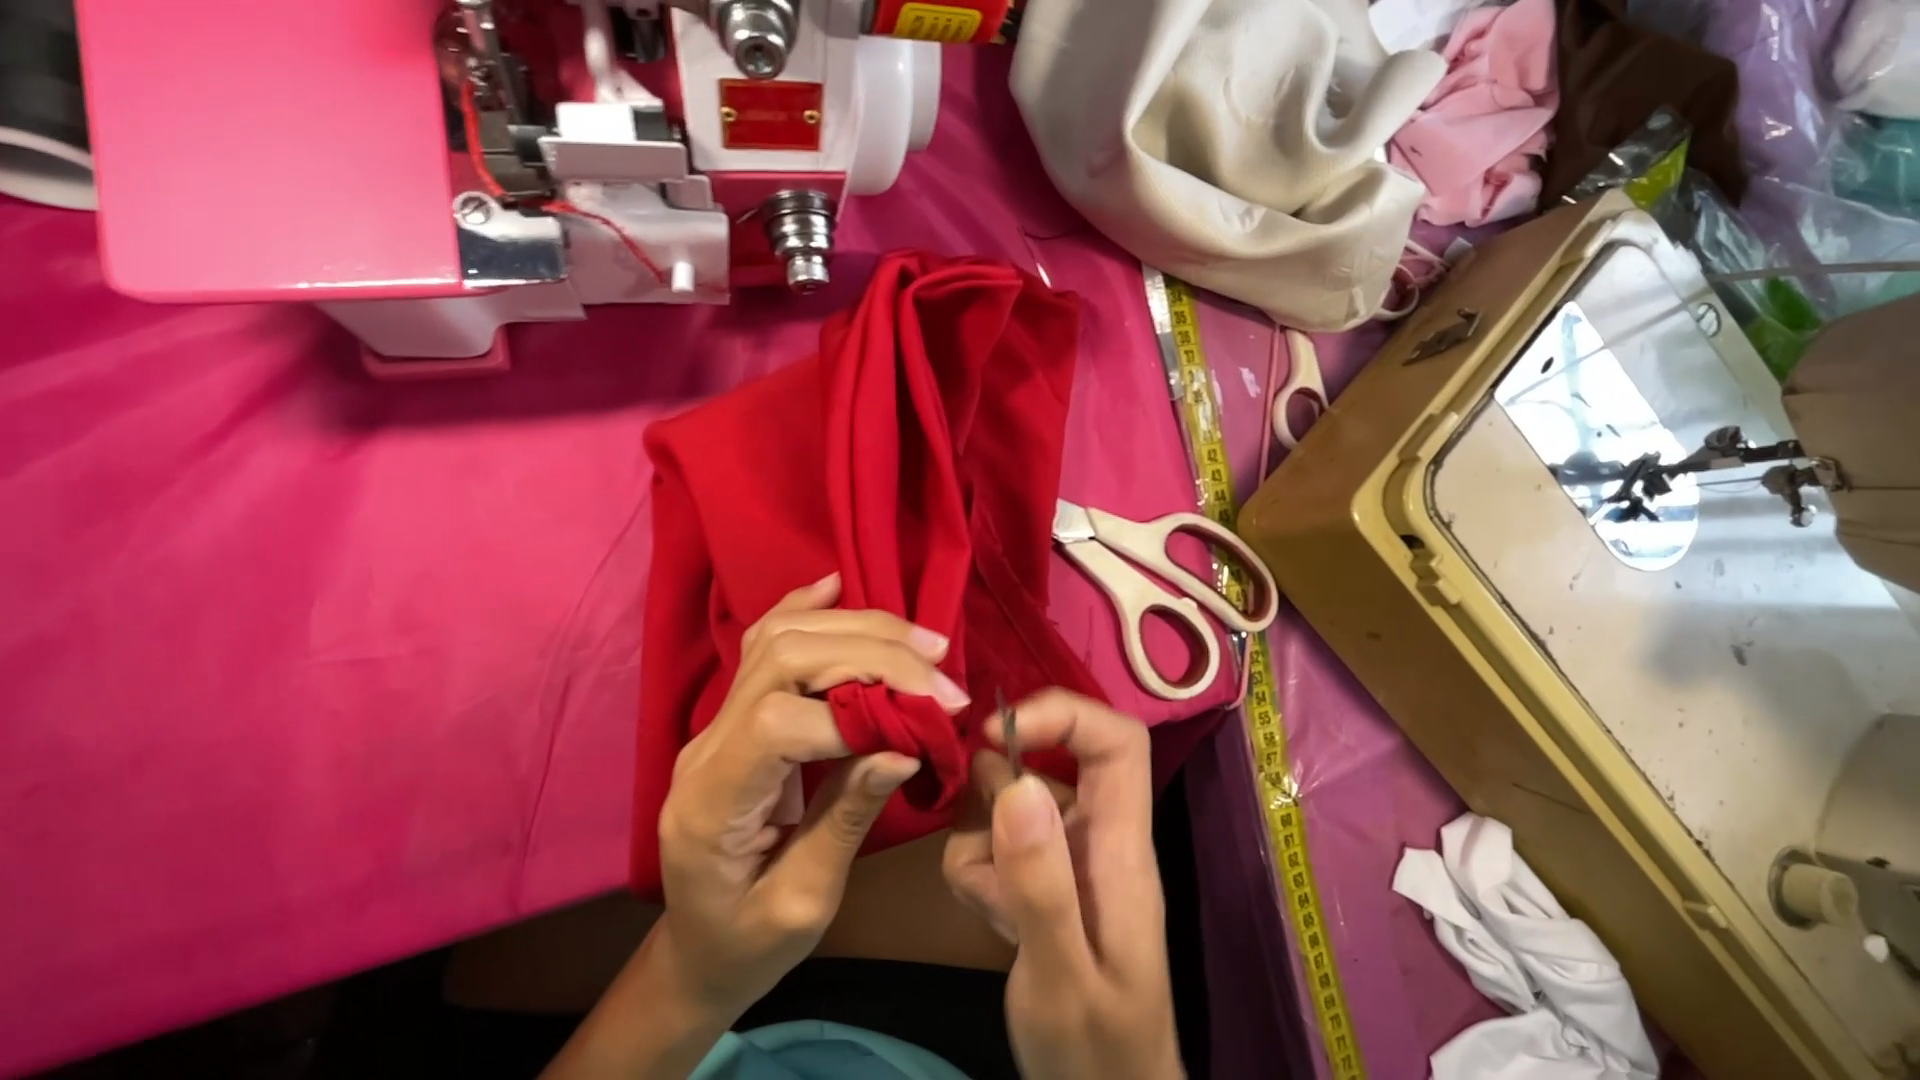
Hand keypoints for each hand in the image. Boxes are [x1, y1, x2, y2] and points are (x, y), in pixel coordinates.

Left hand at [656, 573, 968, 1013]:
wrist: (699, 949)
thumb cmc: (749, 944)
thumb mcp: (804, 903)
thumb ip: (845, 821)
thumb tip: (903, 747)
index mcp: (713, 803)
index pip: (777, 722)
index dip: (852, 713)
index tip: (918, 732)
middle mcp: (705, 746)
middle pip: (782, 660)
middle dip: (871, 656)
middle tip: (942, 681)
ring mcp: (714, 724)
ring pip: (778, 640)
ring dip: (857, 630)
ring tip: (925, 645)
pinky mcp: (732, 717)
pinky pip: (762, 644)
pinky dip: (804, 609)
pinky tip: (838, 586)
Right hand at [942, 691, 1183, 1079]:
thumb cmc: (1098, 1051)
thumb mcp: (1063, 977)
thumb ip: (1041, 884)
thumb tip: (1018, 783)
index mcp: (1120, 847)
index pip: (1116, 740)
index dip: (1063, 713)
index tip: (997, 732)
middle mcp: (1096, 837)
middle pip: (1044, 763)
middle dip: (994, 793)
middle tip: (979, 856)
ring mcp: (1066, 857)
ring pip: (1007, 802)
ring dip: (979, 843)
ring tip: (991, 909)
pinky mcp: (1040, 879)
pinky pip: (994, 843)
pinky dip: (977, 870)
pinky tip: (990, 919)